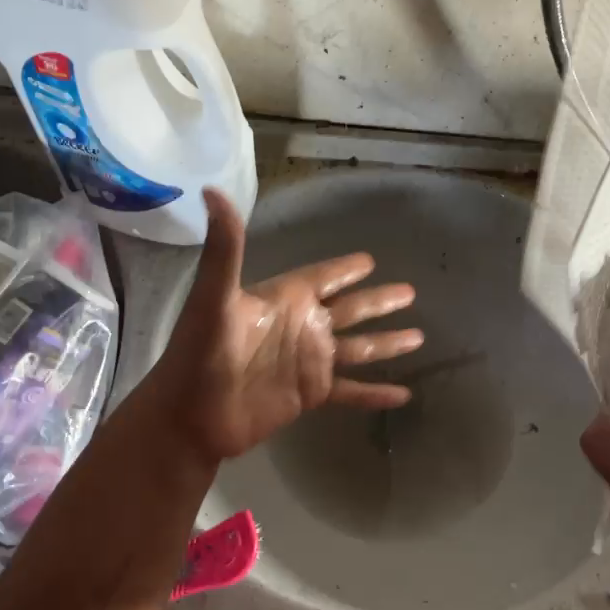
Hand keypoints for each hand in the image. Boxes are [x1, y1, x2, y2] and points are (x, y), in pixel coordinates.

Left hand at [145, 188, 423, 462]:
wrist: (190, 418)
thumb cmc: (199, 355)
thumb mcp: (213, 298)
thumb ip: (225, 248)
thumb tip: (213, 192)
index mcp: (284, 301)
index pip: (322, 277)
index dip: (345, 269)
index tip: (370, 260)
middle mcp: (301, 327)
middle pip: (351, 309)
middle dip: (379, 301)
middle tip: (411, 292)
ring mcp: (307, 363)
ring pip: (358, 349)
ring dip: (387, 343)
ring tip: (420, 336)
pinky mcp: (309, 395)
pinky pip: (351, 391)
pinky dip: (375, 393)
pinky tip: (403, 395)